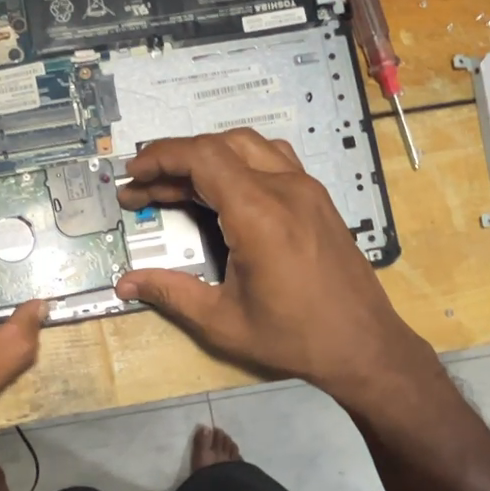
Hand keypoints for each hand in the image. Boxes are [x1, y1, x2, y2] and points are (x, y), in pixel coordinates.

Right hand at [113, 129, 429, 402]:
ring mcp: (306, 189)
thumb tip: (125, 283)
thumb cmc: (293, 337)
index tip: (132, 176)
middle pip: (221, 145)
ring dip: (208, 156)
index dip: (161, 158)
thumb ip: (172, 293)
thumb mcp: (223, 321)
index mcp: (258, 214)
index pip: (202, 157)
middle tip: (143, 188)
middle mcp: (285, 188)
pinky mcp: (318, 199)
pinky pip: (274, 159)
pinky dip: (240, 162)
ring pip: (249, 145)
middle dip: (175, 159)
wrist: (364, 345)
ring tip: (177, 185)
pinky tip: (224, 190)